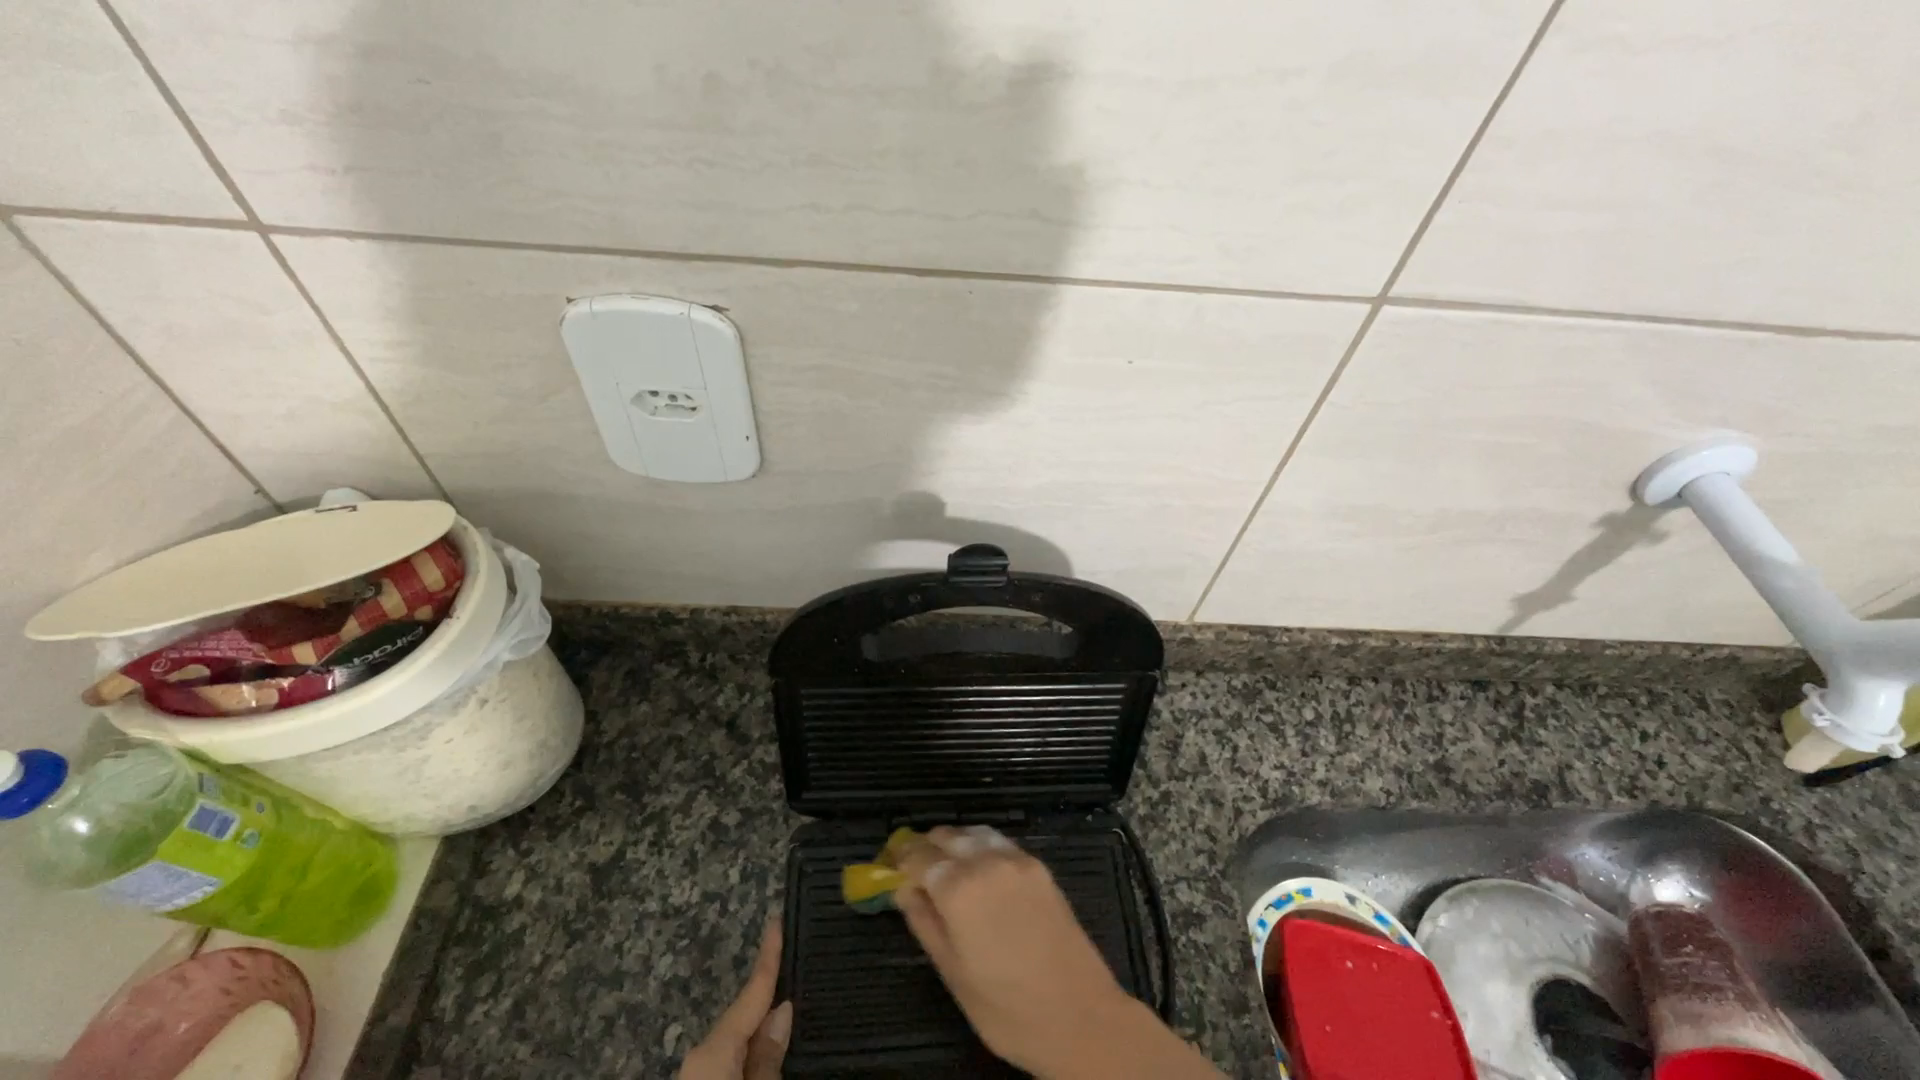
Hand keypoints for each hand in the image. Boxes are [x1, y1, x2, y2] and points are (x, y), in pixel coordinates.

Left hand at [678, 917, 792, 1079]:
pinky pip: (731, 1060)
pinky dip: (750, 1050)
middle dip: (770, 996)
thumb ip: (768, 1056)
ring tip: (793, 1010)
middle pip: (744, 1017)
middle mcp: (700, 1054)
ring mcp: (696, 1072)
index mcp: (713, 1049)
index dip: (768, 955)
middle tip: (799, 966)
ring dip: (762, 1028)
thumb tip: (782, 1011)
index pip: (750, 992)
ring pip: (738, 1041)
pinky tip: (766, 1050)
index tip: (777, 919)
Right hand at [895, 826, 1219, 1079]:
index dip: (898, 858)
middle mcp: (987, 862)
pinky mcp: (1041, 869)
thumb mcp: (952, 972)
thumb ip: (924, 922)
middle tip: (912, 869)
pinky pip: (1000, 843)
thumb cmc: (1007, 1008)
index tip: (887, 864)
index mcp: (959, 888)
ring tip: (943, 868)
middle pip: (946, 836)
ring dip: (954, 843)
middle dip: (925, 848)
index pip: (917, 855)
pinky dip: (980, 847)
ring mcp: (1018, 862)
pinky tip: (977, 871)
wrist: (1081, 1017)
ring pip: (974, 833)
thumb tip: (902, 890)